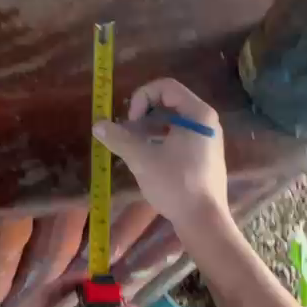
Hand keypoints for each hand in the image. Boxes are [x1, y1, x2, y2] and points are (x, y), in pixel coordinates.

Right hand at [93, 78, 231, 240]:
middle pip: (170, 103)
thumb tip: (98, 125)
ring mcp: (208, 140)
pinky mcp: (205, 157)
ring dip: (150, 129)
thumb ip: (120, 138)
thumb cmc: (176, 184)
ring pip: (174, 122)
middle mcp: (207, 121)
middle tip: (129, 134)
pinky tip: (149, 160)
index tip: (130, 122)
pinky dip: (161, 141)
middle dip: (144, 114)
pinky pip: (180, 138)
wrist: (204, 220)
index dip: (142, 98)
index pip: (166, 87)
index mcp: (198, 113)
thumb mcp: (143, 159)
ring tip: (134, 147)